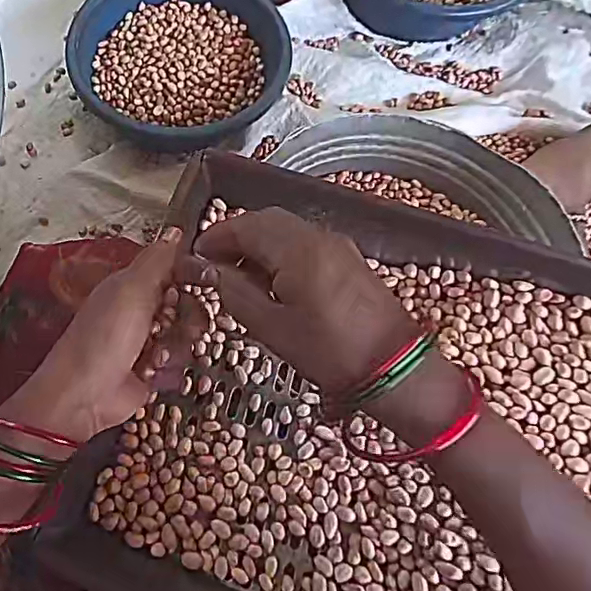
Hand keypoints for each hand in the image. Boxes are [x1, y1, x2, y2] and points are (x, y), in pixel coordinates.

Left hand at [0, 229, 197, 444]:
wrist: (86, 394)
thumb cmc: (103, 337)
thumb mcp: (131, 289)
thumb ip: (158, 260)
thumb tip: (175, 229)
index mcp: (133, 284)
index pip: (176, 269)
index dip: (194, 274)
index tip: (207, 281)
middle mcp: (143, 309)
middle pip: (190, 304)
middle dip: (188, 317)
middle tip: (170, 325)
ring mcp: (149, 340)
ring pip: (189, 335)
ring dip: (176, 345)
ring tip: (155, 355)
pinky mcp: (155, 369)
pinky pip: (181, 362)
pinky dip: (170, 368)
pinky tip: (152, 372)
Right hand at [182, 208, 419, 393]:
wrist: (396, 370)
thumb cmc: (329, 352)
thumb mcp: (270, 326)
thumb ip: (234, 292)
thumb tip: (210, 270)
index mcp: (298, 249)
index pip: (245, 225)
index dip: (215, 237)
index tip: (195, 255)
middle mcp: (319, 238)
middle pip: (266, 221)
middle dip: (235, 236)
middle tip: (212, 263)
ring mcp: (338, 246)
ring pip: (286, 230)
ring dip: (257, 244)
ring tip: (236, 275)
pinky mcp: (348, 260)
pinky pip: (304, 243)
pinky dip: (279, 252)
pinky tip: (269, 280)